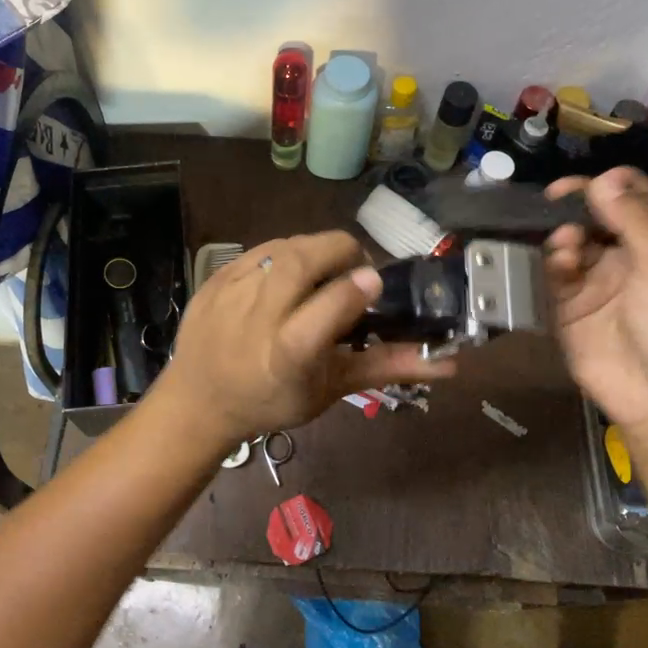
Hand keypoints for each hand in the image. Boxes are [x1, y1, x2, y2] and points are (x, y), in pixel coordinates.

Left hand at [153, 231, 456, 446]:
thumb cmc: (272, 400)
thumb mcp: (331, 389)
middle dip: (340, 251)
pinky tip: (291, 273)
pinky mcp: (214, 278)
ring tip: (326, 270)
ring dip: (314, 249)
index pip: (329, 306)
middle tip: (356, 269)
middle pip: (301, 260)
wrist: (199, 400)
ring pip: (283, 247)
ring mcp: (230, 292)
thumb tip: (449, 362)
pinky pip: (260, 249)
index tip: (376, 281)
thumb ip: (386, 366)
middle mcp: (256, 316)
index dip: (357, 288)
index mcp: (287, 353)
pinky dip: (284, 253)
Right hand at [543, 167, 647, 450]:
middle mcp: (627, 259)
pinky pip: (553, 275)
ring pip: (571, 243)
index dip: (613, 185)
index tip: (590, 180)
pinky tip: (559, 263)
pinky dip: (552, 263)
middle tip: (555, 197)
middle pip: (595, 218)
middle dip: (576, 206)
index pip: (636, 201)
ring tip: (565, 242)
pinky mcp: (568, 308)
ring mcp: (596, 283)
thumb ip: (633, 220)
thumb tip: (603, 177)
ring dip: (564, 235)